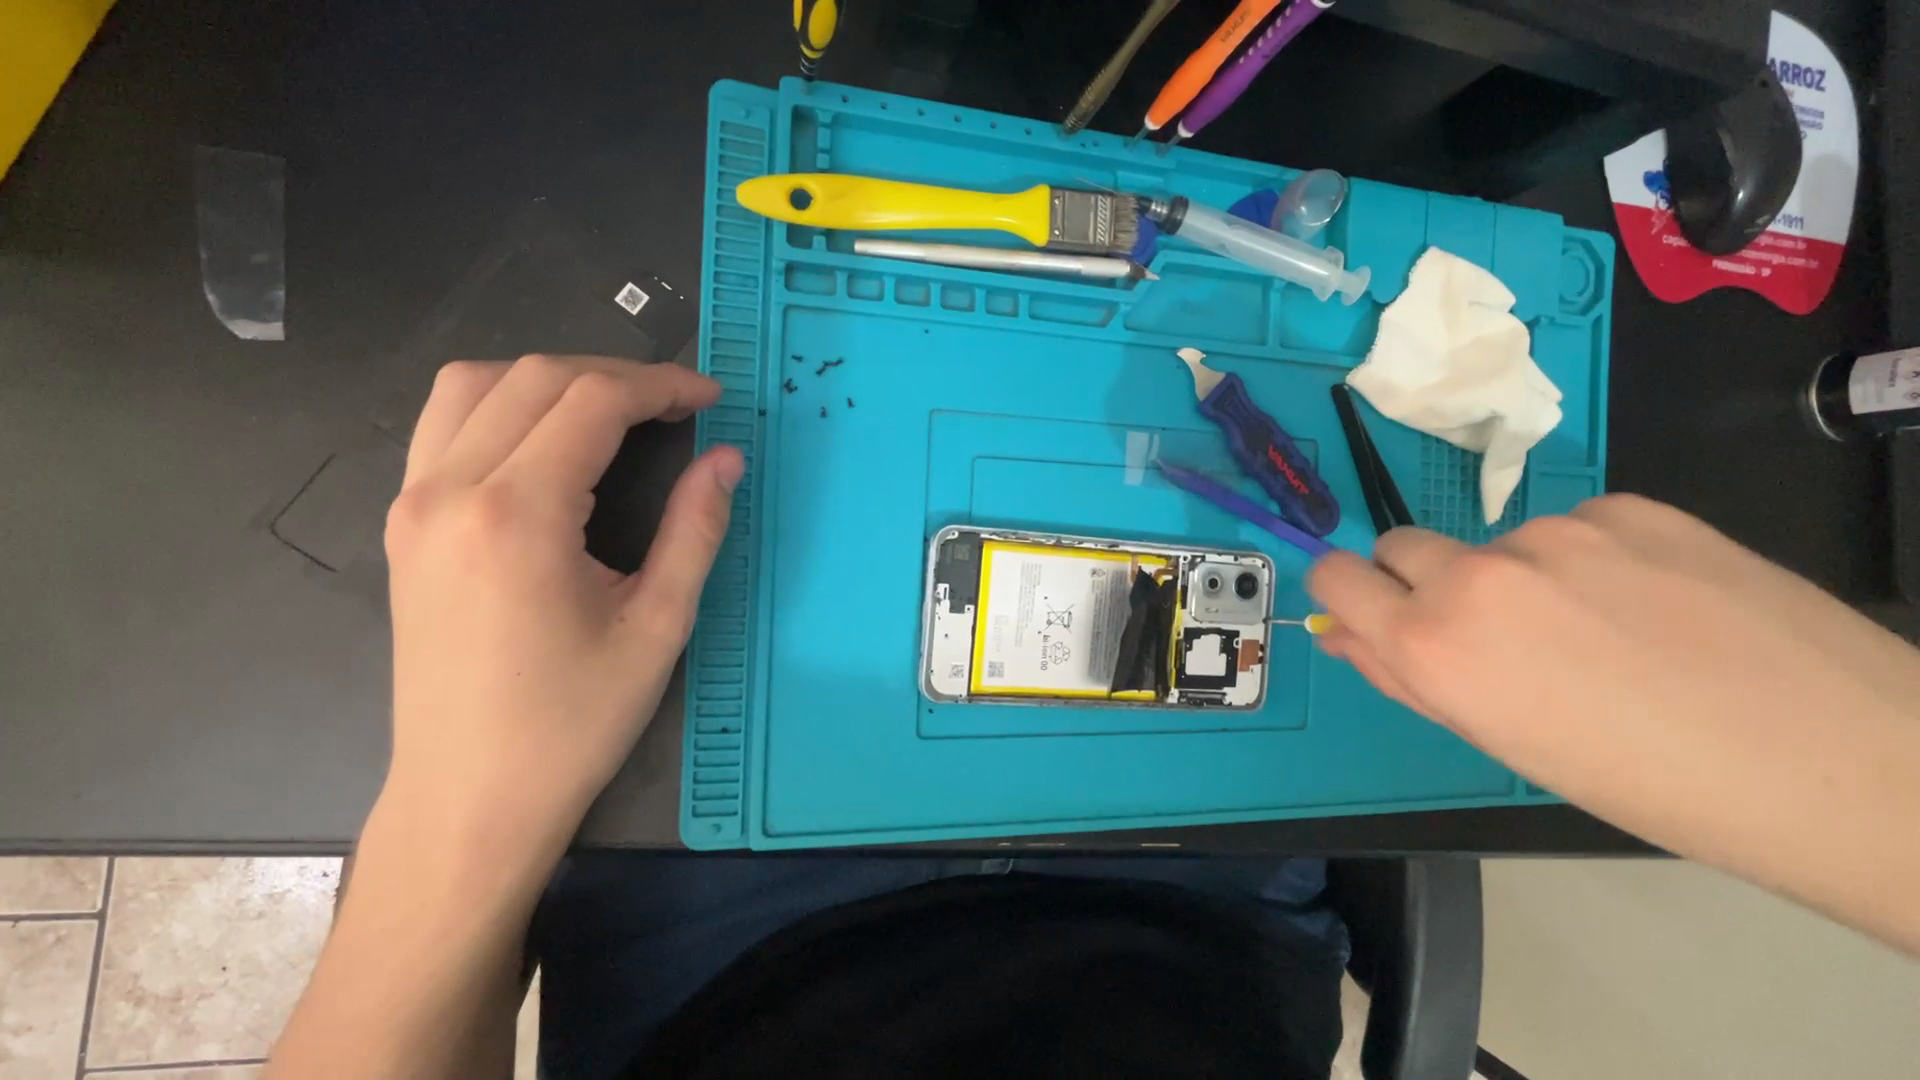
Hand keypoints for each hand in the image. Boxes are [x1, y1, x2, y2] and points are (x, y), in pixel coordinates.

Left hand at [381, 354, 741, 857]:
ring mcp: (413, 504)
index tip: (710, 399)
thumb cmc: (573, 721)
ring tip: (612, 412)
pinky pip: (445, 425)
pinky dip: (504, 406)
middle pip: (535, 378)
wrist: (470, 796)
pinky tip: (549, 445)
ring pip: (474, 384)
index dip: (660, 386)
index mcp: (517, 514)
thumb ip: (696, 530)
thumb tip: (727, 460)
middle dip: (616, 376)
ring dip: (551, 379)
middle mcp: (450, 490)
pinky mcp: (403, 525)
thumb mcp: (657, 627)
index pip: (591, 401)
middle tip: (676, 407)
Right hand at [1308, 494, 1919, 950]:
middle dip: (1421, 581)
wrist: (1840, 762)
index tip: (1372, 608)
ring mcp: (1557, 531)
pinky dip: (1591, 557)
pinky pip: (1576, 525)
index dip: (1345, 589)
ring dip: (1517, 575)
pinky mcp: (1631, 507)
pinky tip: (1655, 602)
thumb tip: (1344, 632)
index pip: (1336, 574)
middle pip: (1400, 544)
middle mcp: (1477, 574)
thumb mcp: (1499, 739)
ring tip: (1602, 628)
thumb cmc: (1642, 780)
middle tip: (1490, 631)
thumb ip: (1404, 676)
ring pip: (1497, 542)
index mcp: (1433, 644)